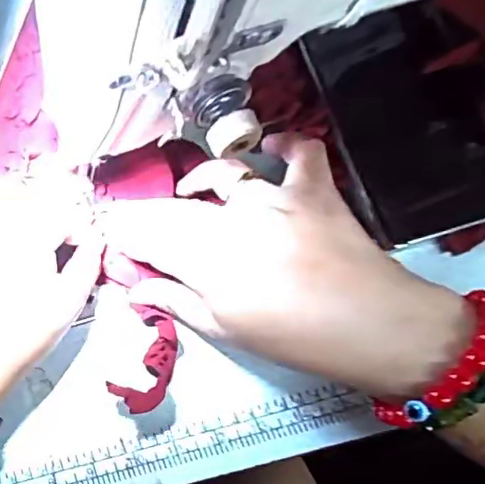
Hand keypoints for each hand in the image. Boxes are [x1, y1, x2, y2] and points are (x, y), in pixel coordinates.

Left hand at [0, 174, 103, 405]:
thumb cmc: (27, 334)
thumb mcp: (70, 301)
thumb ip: (88, 263)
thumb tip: (96, 239)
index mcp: (31, 236)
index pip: (62, 210)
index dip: (78, 225)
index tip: (83, 245)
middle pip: (27, 193)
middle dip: (49, 205)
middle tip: (60, 233)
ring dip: (12, 198)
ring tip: (26, 220)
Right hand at [103, 133, 472, 396]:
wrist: (371, 325)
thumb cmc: (292, 338)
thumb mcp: (225, 329)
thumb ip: (176, 301)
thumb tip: (135, 289)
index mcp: (206, 258)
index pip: (148, 235)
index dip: (125, 235)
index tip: (113, 238)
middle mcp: (232, 218)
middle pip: (176, 206)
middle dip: (151, 215)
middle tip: (143, 226)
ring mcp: (274, 196)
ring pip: (223, 175)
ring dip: (201, 184)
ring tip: (195, 195)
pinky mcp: (312, 186)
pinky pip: (295, 150)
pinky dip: (282, 145)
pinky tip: (270, 149)